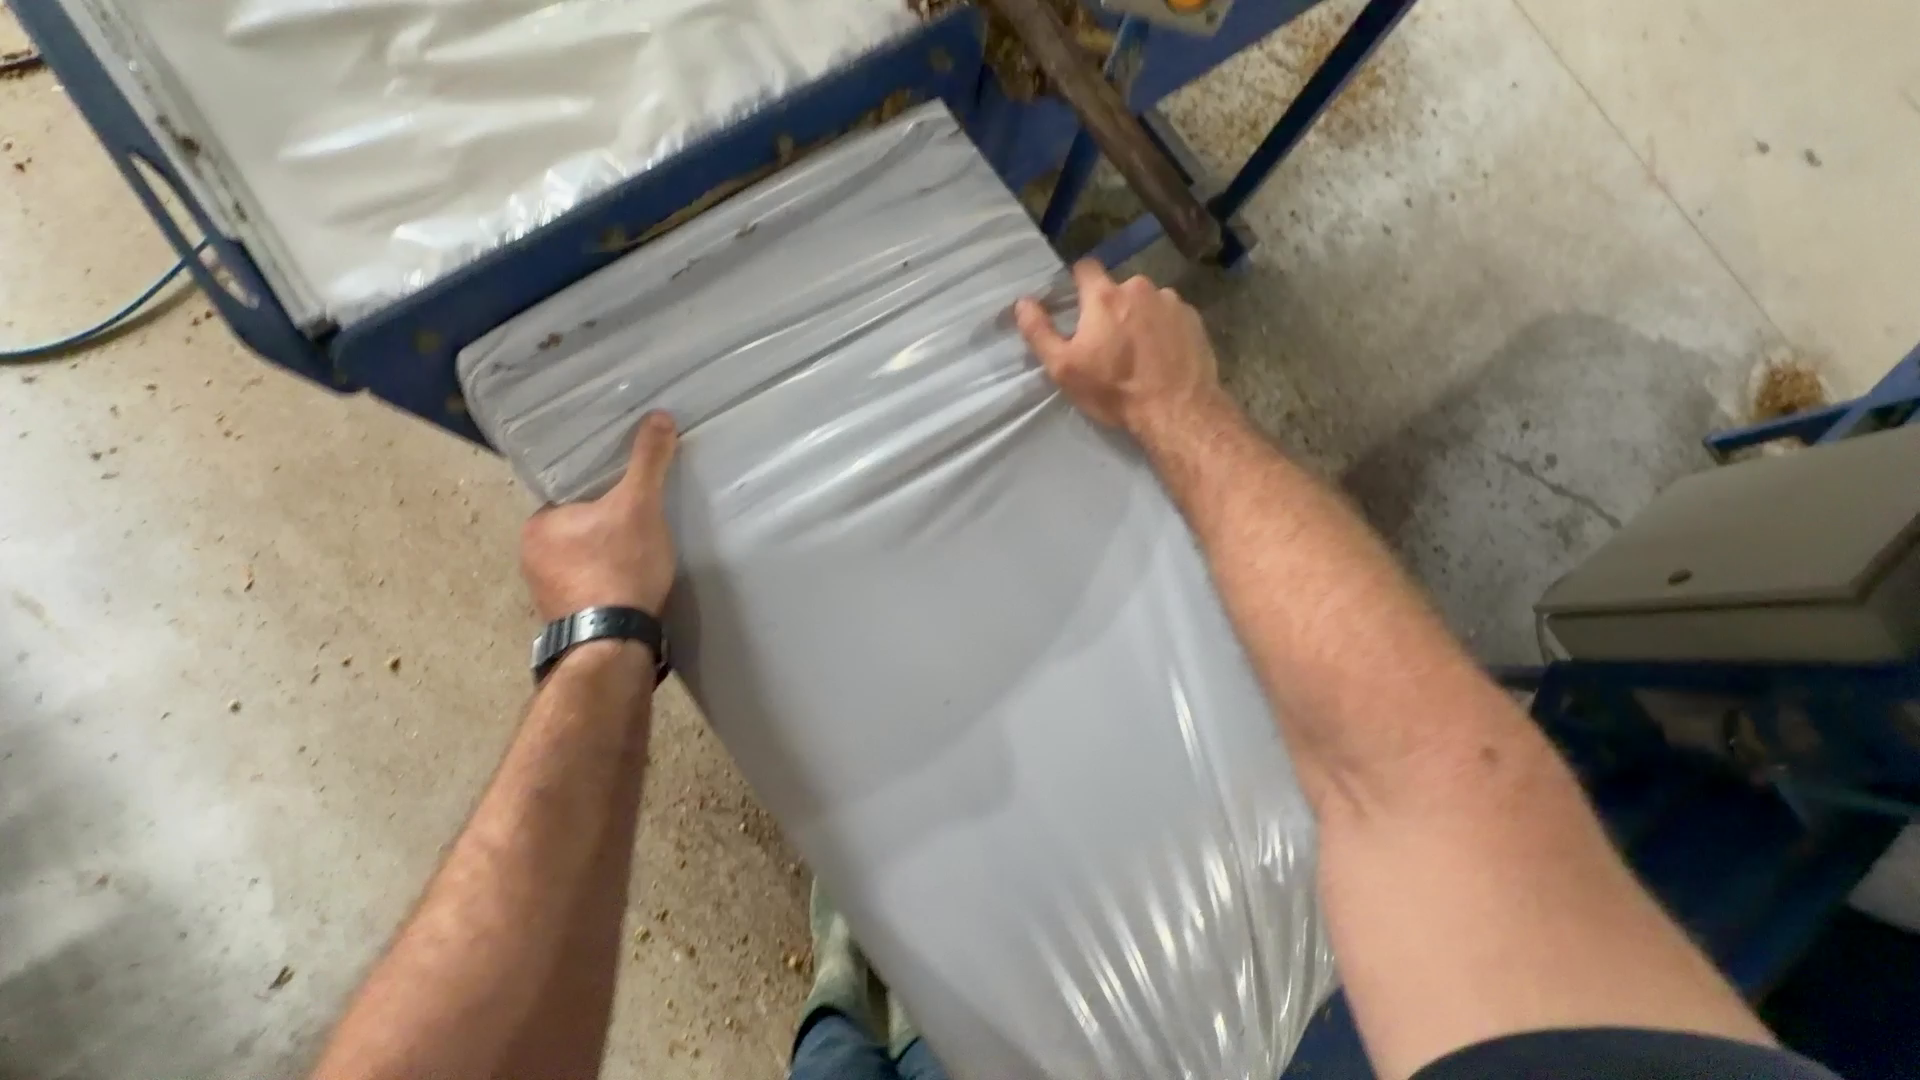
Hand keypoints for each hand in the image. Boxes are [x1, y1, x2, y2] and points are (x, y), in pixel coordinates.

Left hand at [521, 411, 678, 621]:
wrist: (614, 640)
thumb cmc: (619, 566)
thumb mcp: (640, 505)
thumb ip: (648, 462)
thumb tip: (659, 417)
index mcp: (537, 524)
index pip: (570, 494)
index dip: (601, 491)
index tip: (627, 491)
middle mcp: (530, 556)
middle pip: (576, 526)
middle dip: (603, 524)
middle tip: (640, 520)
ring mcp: (546, 591)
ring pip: (580, 558)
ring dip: (604, 555)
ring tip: (640, 552)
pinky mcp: (565, 616)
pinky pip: (587, 586)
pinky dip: (605, 582)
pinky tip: (629, 583)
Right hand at [1014, 260, 1225, 434]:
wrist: (1176, 410)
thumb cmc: (1114, 390)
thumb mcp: (1064, 368)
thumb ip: (1039, 332)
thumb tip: (1022, 302)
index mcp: (1104, 296)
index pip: (1085, 267)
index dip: (1078, 282)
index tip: (1077, 304)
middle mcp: (1139, 287)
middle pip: (1118, 289)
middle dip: (1112, 308)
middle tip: (1109, 343)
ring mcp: (1171, 301)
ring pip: (1147, 302)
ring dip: (1140, 318)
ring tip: (1140, 352)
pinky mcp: (1194, 319)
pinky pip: (1171, 316)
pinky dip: (1164, 329)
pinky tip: (1163, 356)